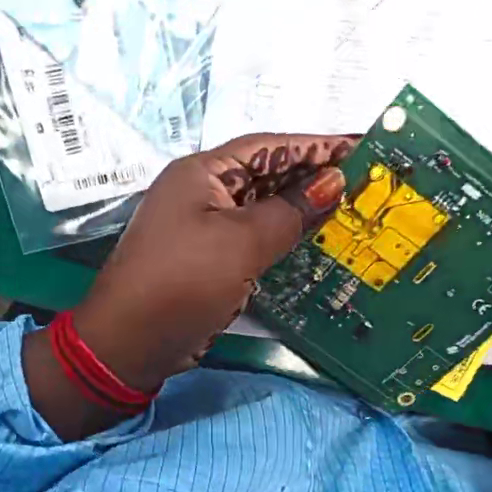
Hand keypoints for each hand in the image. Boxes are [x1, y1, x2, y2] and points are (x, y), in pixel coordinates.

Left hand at [27, 133, 353, 438]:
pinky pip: (249, 245)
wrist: (127, 344)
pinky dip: (279, 245)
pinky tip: (310, 250)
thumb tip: (333, 182)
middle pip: (265, 178)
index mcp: (201, 174)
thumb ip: (289, 211)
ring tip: (347, 216)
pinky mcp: (203, 265)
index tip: (363, 149)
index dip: (317, 147)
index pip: (269, 147)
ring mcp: (199, 232)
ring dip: (298, 214)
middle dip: (311, 181)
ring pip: (259, 213)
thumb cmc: (181, 284)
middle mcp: (199, 195)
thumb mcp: (240, 244)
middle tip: (364, 187)